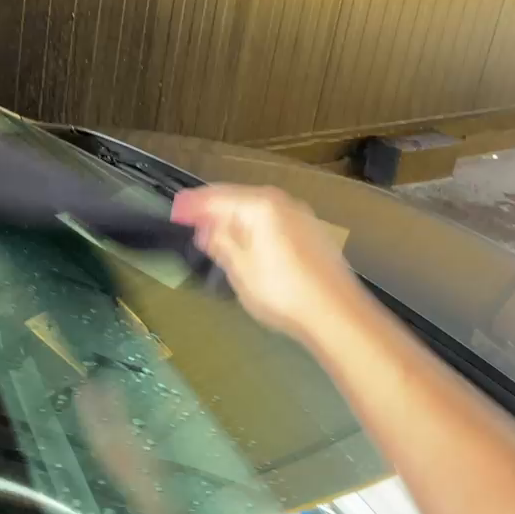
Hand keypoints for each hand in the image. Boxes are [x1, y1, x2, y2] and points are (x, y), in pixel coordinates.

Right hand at [171, 184, 370, 341]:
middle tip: (192, 222)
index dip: (192, 205)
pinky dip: (255, 226)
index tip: (175, 213)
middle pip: (237, 198)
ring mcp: (301, 216)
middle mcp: (281, 202)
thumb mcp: (238, 269)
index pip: (215, 197)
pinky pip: (273, 220)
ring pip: (257, 209)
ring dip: (234, 218)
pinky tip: (249, 243)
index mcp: (258, 205)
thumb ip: (219, 242)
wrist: (339, 317)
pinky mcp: (314, 233)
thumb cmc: (282, 291)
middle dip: (213, 210)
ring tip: (216, 234)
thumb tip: (207, 229)